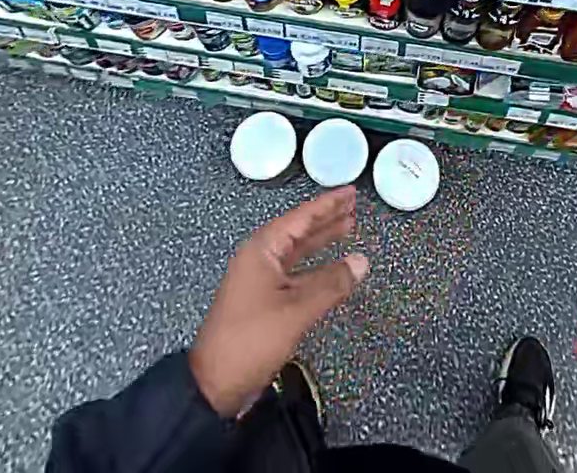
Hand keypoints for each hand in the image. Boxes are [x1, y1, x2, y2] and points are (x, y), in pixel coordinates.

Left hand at [189, 187, 369, 416]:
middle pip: (299, 229)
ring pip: (298, 250)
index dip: (328, 204)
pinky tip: (332, 267)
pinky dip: (315, 265)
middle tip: (354, 205)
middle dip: (327, 217)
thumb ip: (331, 284)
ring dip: (322, 239)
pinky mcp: (264, 298)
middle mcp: (260, 257)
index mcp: (262, 249)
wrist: (214, 385)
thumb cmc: (252, 339)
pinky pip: (295, 270)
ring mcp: (261, 278)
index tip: (351, 191)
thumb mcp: (296, 311)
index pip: (302, 217)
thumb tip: (361, 261)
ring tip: (348, 227)